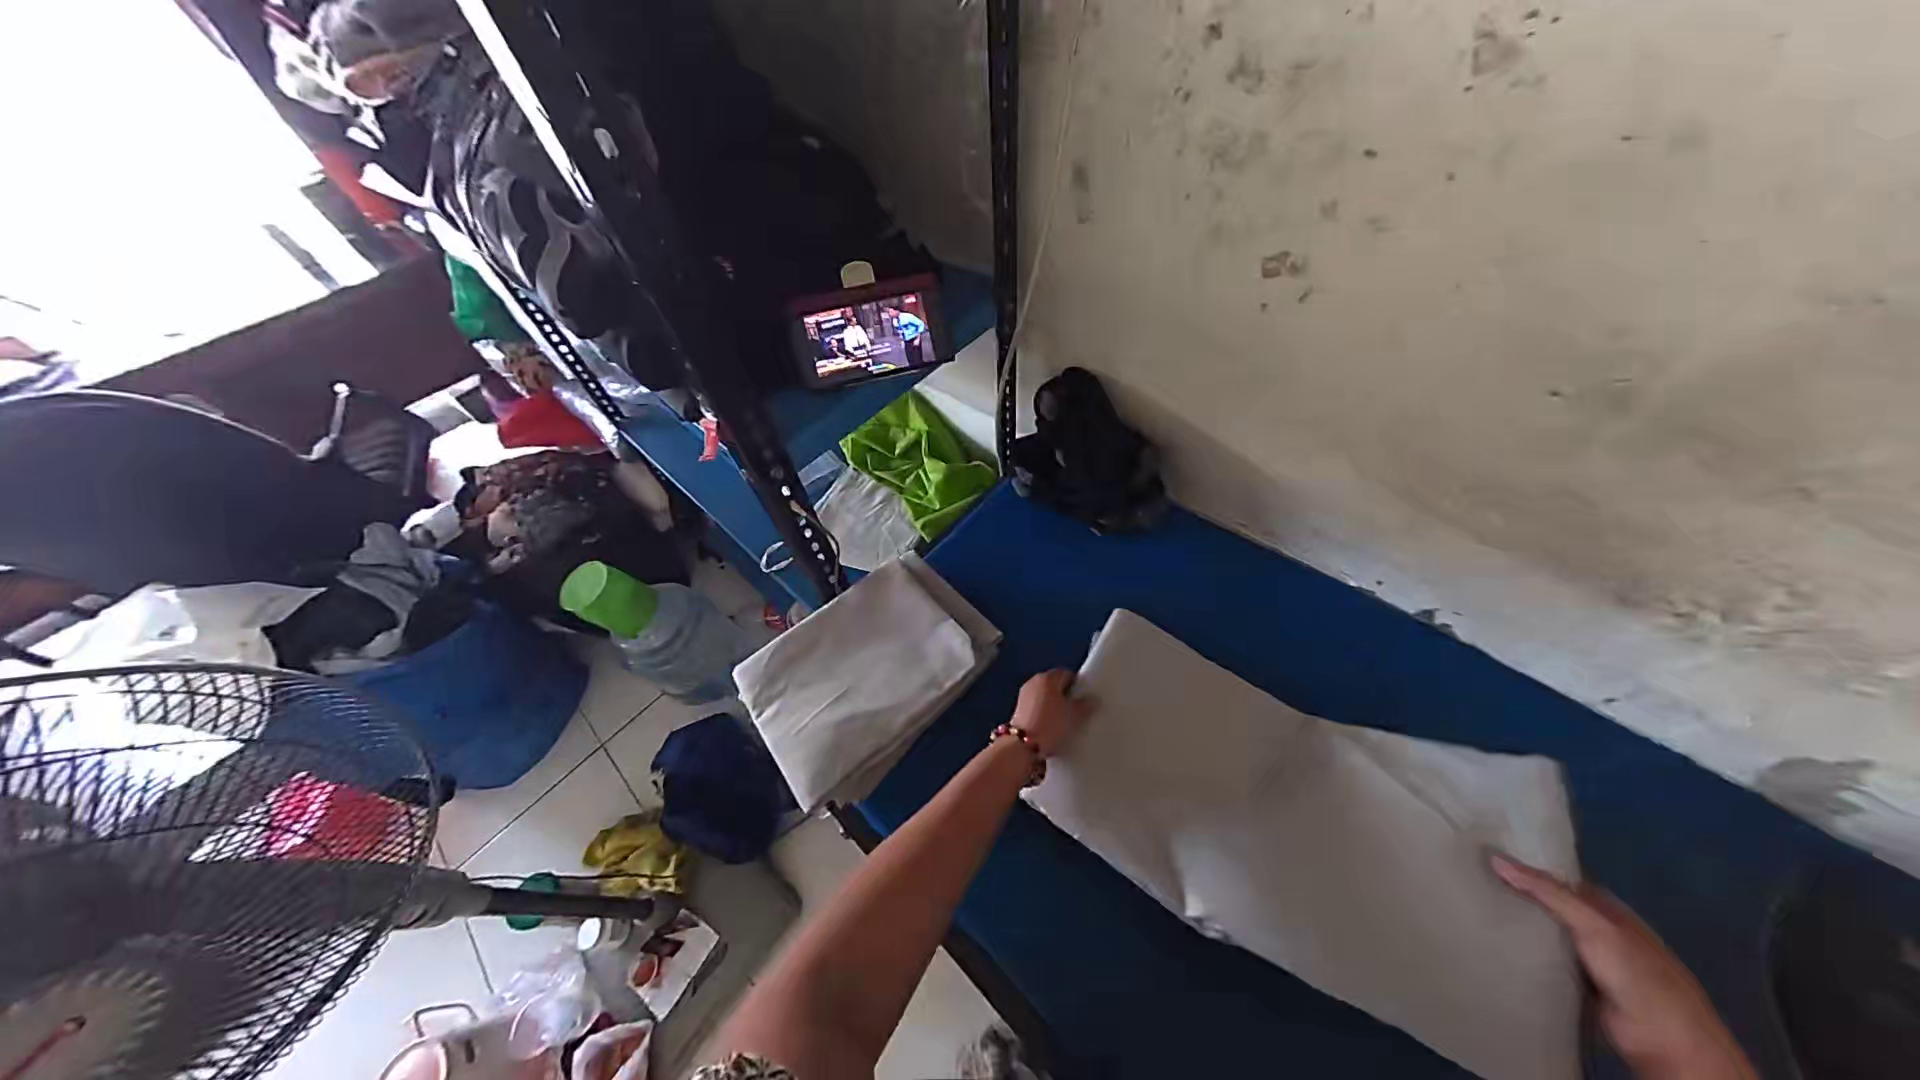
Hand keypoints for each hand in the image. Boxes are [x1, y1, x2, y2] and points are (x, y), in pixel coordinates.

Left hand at [1010, 670, 1094, 757]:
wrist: (1022, 746)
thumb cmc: (1051, 725)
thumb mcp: (1074, 716)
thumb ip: (1085, 706)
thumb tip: (1093, 699)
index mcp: (1047, 678)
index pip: (1066, 674)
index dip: (1077, 685)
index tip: (1084, 699)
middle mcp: (1034, 682)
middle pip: (1054, 684)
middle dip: (1065, 695)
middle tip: (1076, 710)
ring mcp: (1024, 695)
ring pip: (1045, 696)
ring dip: (1054, 704)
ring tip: (1064, 720)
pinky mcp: (1018, 709)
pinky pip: (1036, 706)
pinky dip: (1044, 712)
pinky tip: (1050, 726)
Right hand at [1490, 855, 1756, 1079]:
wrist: (1665, 1043)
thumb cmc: (1637, 975)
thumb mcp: (1594, 926)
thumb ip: (1548, 892)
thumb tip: (1494, 857)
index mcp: (1607, 909)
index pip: (1559, 878)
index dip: (1526, 864)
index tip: (1485, 852)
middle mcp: (1595, 929)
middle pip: (1547, 904)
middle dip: (1514, 892)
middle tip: (1467, 874)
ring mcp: (1583, 958)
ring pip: (1541, 931)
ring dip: (1514, 921)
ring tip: (1467, 901)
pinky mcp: (1571, 982)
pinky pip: (1538, 957)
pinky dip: (1517, 948)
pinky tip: (1487, 937)